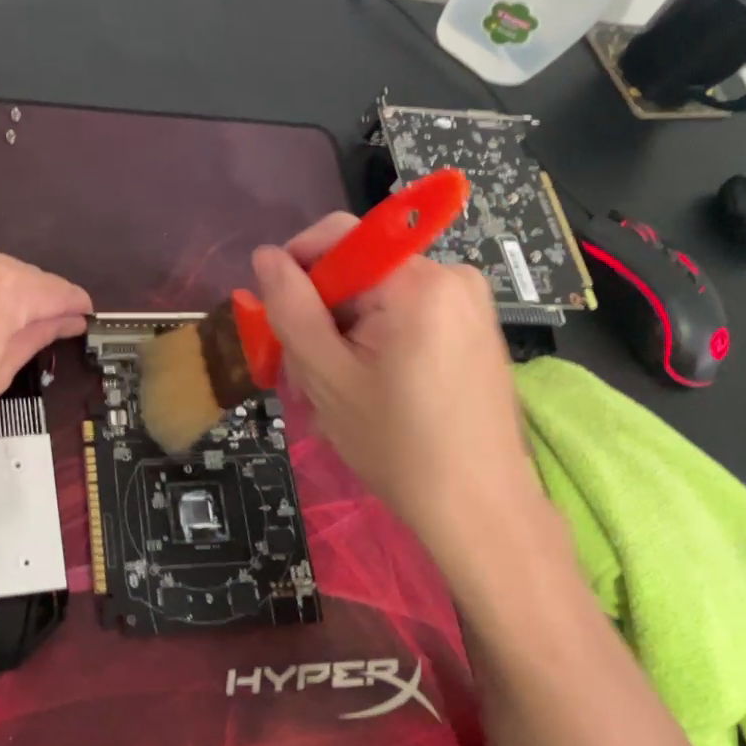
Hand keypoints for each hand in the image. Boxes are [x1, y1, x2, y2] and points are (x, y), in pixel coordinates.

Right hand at [251, 213, 538, 545]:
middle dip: (324, 313)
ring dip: (347, 333)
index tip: (279, 316)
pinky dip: (379, 342)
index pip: (341, 236)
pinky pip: (409, 315)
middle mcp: (452, 277)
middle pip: (361, 270)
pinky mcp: (476, 329)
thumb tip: (266, 255)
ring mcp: (470, 304)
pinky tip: (372, 390)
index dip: (298, 267)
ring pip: (380, 297)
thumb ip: (291, 308)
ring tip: (339, 391)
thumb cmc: (398, 445)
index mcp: (419, 281)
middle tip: (308, 372)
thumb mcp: (326, 376)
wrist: (479, 509)